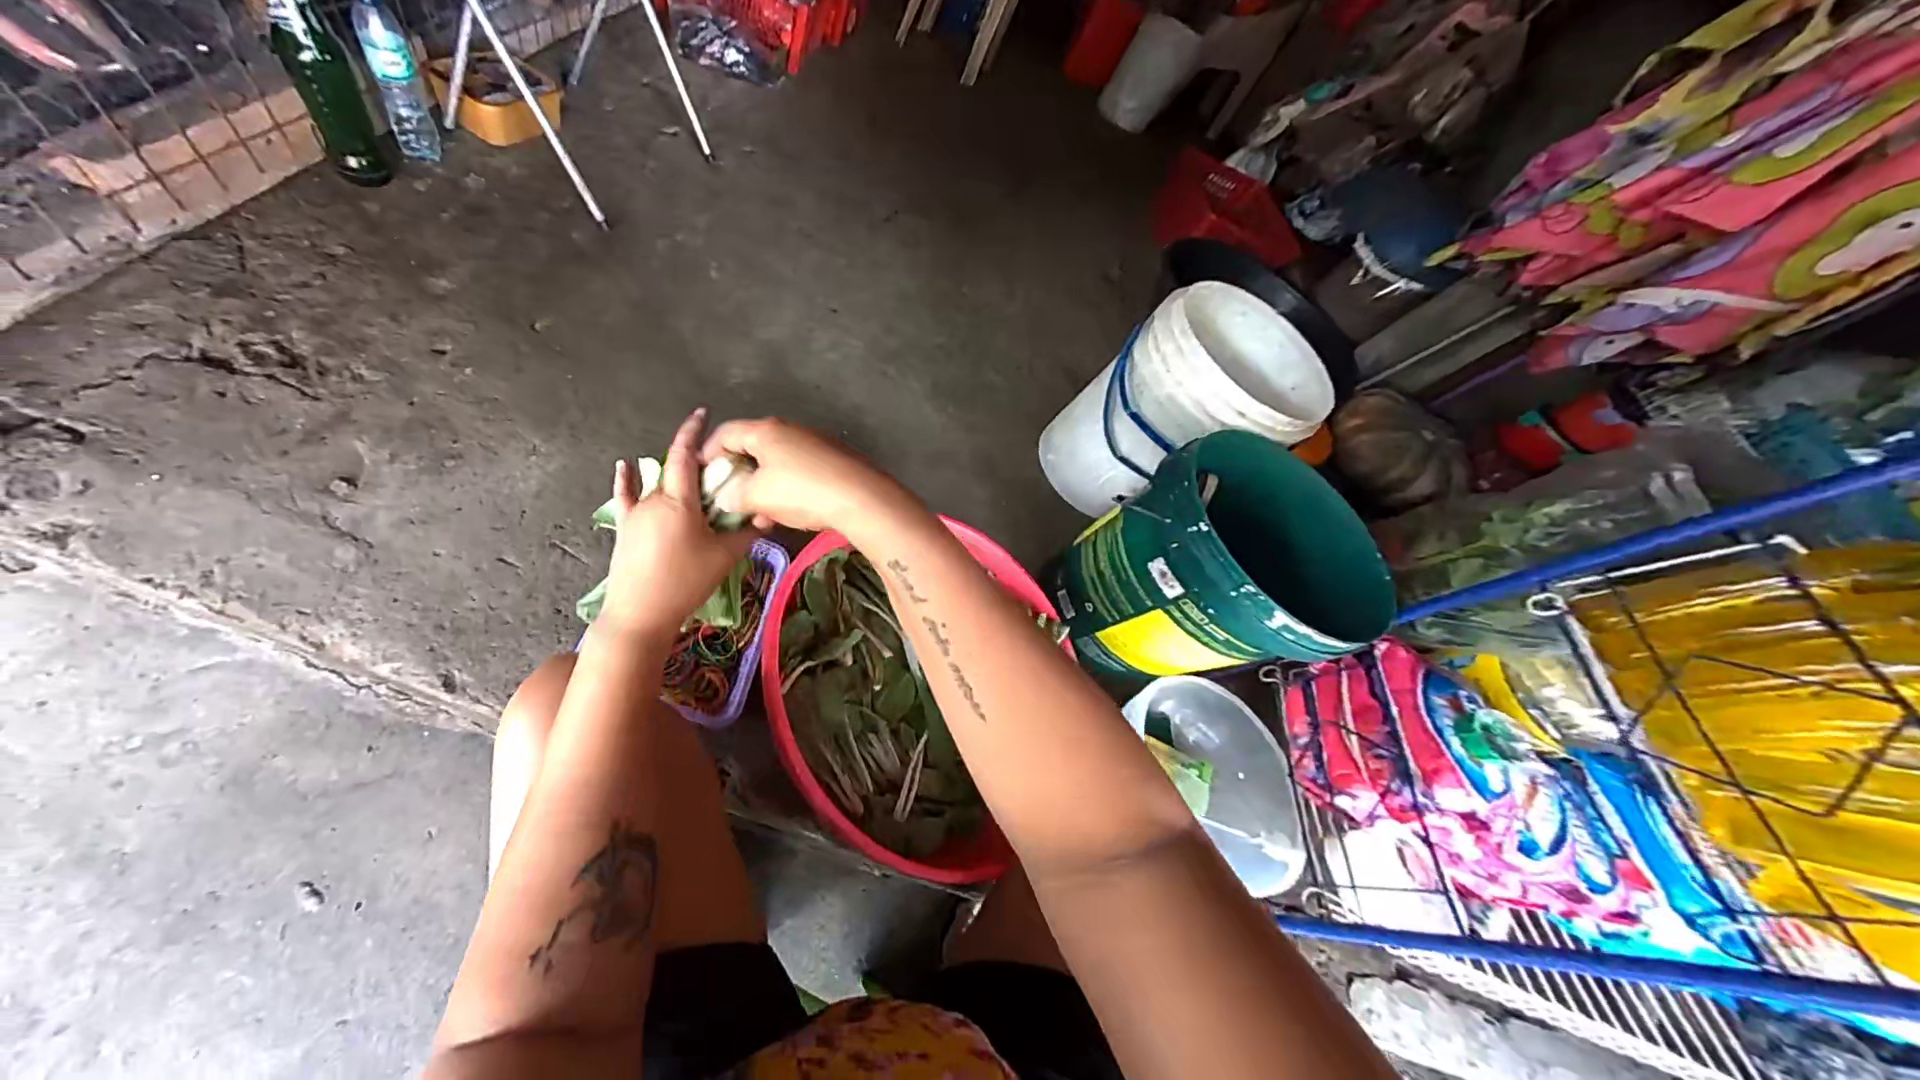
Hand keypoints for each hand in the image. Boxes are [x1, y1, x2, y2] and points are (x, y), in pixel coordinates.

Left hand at [598, 408, 763, 638]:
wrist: (641, 612)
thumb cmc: (686, 581)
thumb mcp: (725, 557)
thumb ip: (747, 533)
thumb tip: (768, 515)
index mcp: (679, 501)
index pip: (686, 456)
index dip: (694, 432)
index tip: (702, 414)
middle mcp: (654, 500)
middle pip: (675, 470)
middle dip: (695, 463)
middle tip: (717, 467)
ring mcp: (635, 514)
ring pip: (658, 485)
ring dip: (675, 477)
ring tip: (693, 477)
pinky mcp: (625, 528)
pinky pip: (625, 497)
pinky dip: (627, 480)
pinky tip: (624, 466)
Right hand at [700, 418, 917, 534]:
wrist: (862, 498)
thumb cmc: (801, 492)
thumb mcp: (758, 497)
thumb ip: (735, 495)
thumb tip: (727, 497)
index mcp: (766, 430)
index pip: (726, 432)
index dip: (709, 452)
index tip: (704, 476)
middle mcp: (791, 429)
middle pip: (754, 448)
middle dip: (741, 476)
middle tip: (733, 501)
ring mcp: (816, 444)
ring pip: (779, 464)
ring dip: (765, 489)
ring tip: (763, 517)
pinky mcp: (835, 460)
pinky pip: (801, 472)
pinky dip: (789, 490)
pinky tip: (791, 515)